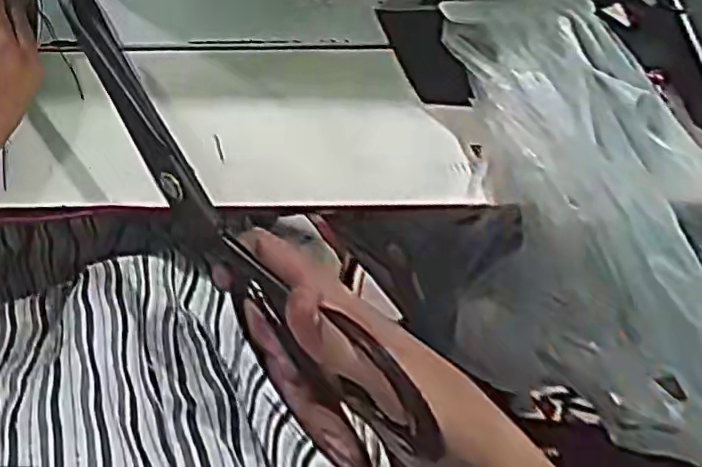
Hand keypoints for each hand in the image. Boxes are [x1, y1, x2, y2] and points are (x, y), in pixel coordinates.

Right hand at [237, 230, 550, 466]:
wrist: (479, 460)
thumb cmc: (447, 409)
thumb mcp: (384, 371)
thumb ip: (332, 335)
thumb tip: (292, 293)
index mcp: (343, 307)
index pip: (285, 261)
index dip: (249, 254)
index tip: (222, 260)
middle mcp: (335, 326)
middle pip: (275, 320)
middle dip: (278, 358)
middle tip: (296, 380)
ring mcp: (338, 360)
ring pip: (288, 366)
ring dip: (306, 404)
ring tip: (338, 427)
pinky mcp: (342, 393)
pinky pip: (307, 400)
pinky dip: (319, 425)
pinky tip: (344, 438)